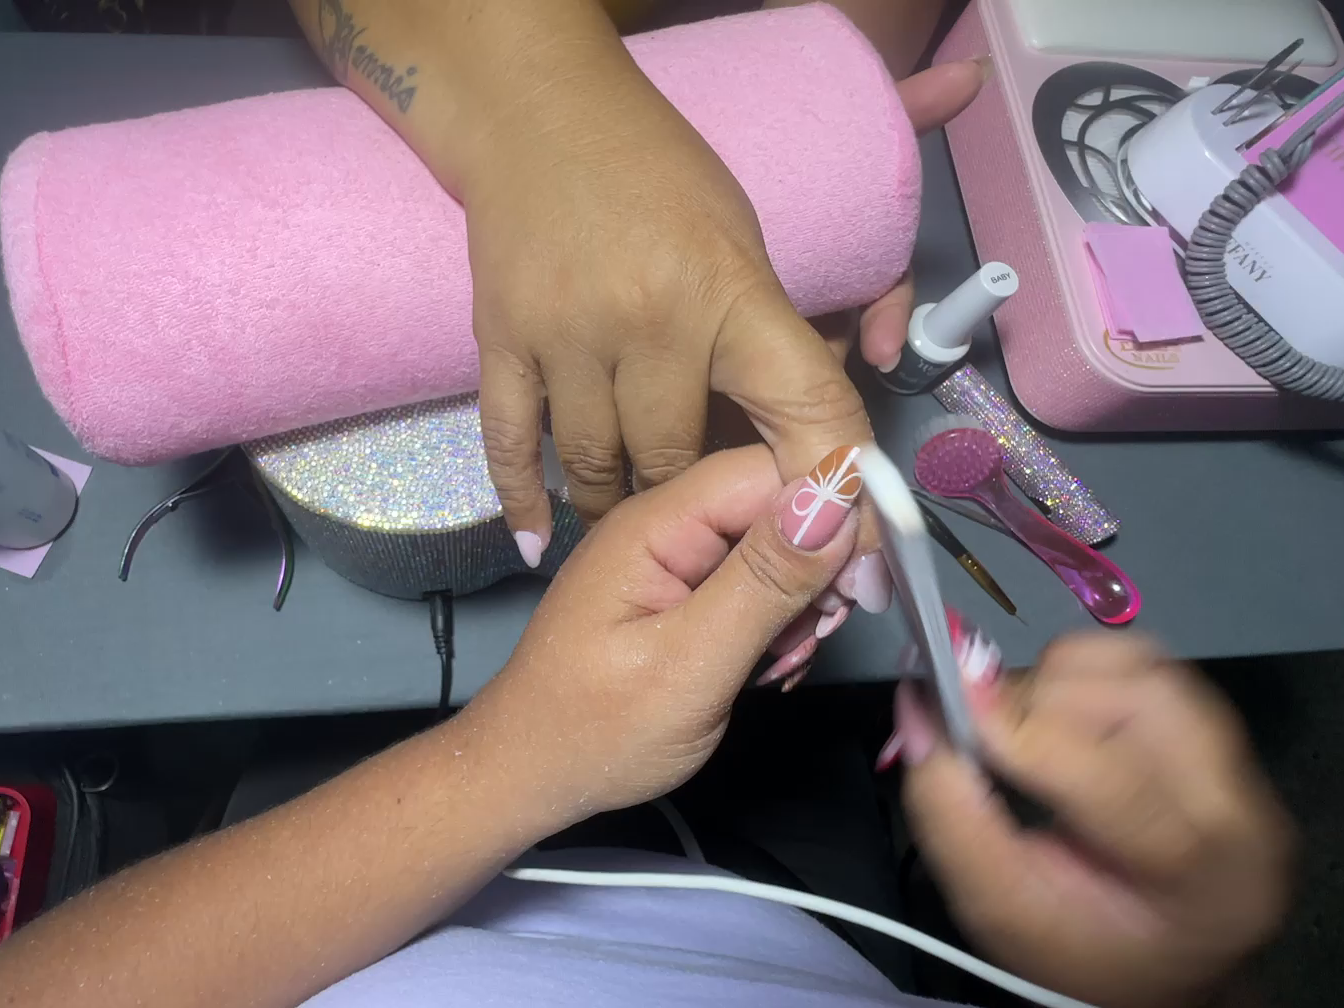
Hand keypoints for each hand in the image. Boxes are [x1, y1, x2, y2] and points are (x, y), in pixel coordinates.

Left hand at [463, 444, 862, 822]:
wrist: (532, 770)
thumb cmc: (597, 728)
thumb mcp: (689, 662)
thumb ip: (763, 581)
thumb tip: (835, 495)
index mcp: (655, 523)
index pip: (766, 467)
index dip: (830, 510)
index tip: (862, 582)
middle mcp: (663, 525)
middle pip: (773, 505)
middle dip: (815, 568)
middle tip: (813, 638)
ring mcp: (669, 559)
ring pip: (769, 549)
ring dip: (797, 604)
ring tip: (781, 664)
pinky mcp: (676, 592)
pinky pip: (747, 584)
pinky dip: (772, 621)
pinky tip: (766, 665)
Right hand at [466, 57, 983, 604]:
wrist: (538, 121)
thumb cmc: (657, 176)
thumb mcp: (743, 237)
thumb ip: (779, 334)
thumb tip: (805, 426)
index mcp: (729, 289)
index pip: (805, 405)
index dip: (834, 486)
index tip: (843, 551)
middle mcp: (648, 322)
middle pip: (675, 461)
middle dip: (693, 503)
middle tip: (704, 528)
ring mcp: (565, 338)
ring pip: (595, 465)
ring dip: (615, 507)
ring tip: (627, 525)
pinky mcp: (500, 344)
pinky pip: (510, 442)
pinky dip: (523, 500)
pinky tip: (535, 544)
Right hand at [899, 635, 1295, 1007]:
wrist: (1150, 972)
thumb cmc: (1067, 949)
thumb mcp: (987, 899)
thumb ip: (944, 803)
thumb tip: (918, 700)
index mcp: (1202, 878)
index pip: (1112, 780)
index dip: (1018, 726)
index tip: (939, 690)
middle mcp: (1242, 809)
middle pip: (1143, 699)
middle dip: (1036, 697)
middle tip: (978, 726)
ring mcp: (1239, 764)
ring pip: (1142, 666)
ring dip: (1055, 678)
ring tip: (1014, 724)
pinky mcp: (1213, 732)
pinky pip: (1141, 662)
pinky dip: (1076, 669)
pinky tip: (1049, 712)